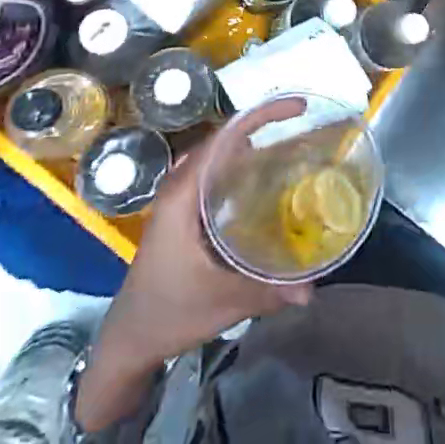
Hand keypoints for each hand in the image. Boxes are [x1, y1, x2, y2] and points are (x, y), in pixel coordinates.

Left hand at [75, 98, 313, 431]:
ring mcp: (179, 195)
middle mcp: (180, 184)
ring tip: (292, 154)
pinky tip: (265, 188)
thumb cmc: (170, 311)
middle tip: (303, 132)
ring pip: (219, 156)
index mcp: (184, 192)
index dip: (261, 116)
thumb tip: (313, 288)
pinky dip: (241, 169)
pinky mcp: (182, 209)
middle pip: (224, 139)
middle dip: (263, 127)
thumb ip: (268, 291)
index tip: (297, 109)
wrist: (131, 336)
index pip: (225, 136)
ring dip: (252, 148)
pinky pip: (215, 174)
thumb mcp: (222, 301)